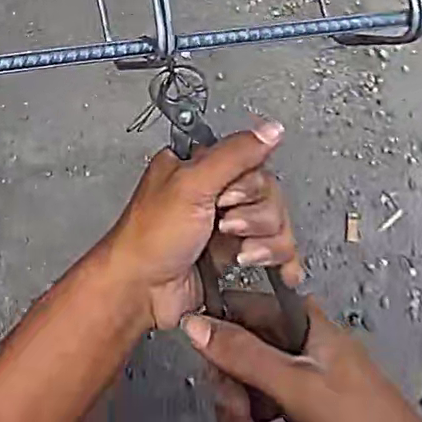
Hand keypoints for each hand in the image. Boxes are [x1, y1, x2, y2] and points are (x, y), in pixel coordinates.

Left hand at [99, 119, 301, 330]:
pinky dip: (279, 260)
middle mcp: (215, 190)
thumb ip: (234, 155)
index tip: (226, 197)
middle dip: (253, 217)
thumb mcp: (192, 185)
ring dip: (262, 242)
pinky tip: (277, 271)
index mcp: (200, 164)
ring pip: (276, 222)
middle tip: (224, 225)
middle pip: (269, 193)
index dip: (246, 184)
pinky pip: (275, 249)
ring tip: (235, 252)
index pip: (251, 161)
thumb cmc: (150, 236)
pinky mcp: (235, 253)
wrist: (142, 290)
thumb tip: (269, 130)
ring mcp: (226, 223)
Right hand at [188, 293, 421, 421]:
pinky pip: (263, 400)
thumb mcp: (299, 384)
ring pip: (249, 377)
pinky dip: (253, 414)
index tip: (209, 356)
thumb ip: (247, 353)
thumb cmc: (370, 421)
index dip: (221, 329)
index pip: (242, 305)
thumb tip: (199, 324)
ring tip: (247, 419)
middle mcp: (301, 340)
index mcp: (303, 318)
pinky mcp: (304, 404)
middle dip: (231, 378)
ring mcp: (303, 375)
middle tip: (235, 405)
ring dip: (239, 403)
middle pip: (242, 345)